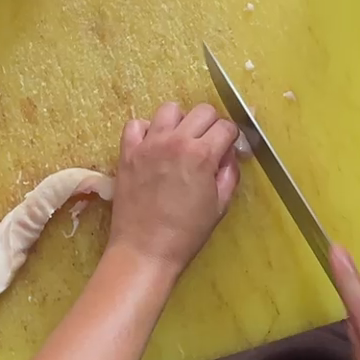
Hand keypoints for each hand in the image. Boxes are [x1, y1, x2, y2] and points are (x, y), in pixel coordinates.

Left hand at [107, 102, 240, 275]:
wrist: (145, 250)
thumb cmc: (185, 234)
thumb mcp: (220, 205)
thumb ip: (229, 173)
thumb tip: (228, 154)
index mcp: (202, 155)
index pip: (226, 126)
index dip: (231, 137)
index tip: (227, 147)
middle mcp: (175, 142)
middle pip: (203, 110)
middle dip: (211, 125)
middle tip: (208, 145)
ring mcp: (149, 144)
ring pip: (170, 109)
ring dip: (180, 121)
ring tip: (180, 141)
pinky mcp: (128, 152)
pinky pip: (136, 124)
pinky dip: (146, 129)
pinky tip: (153, 145)